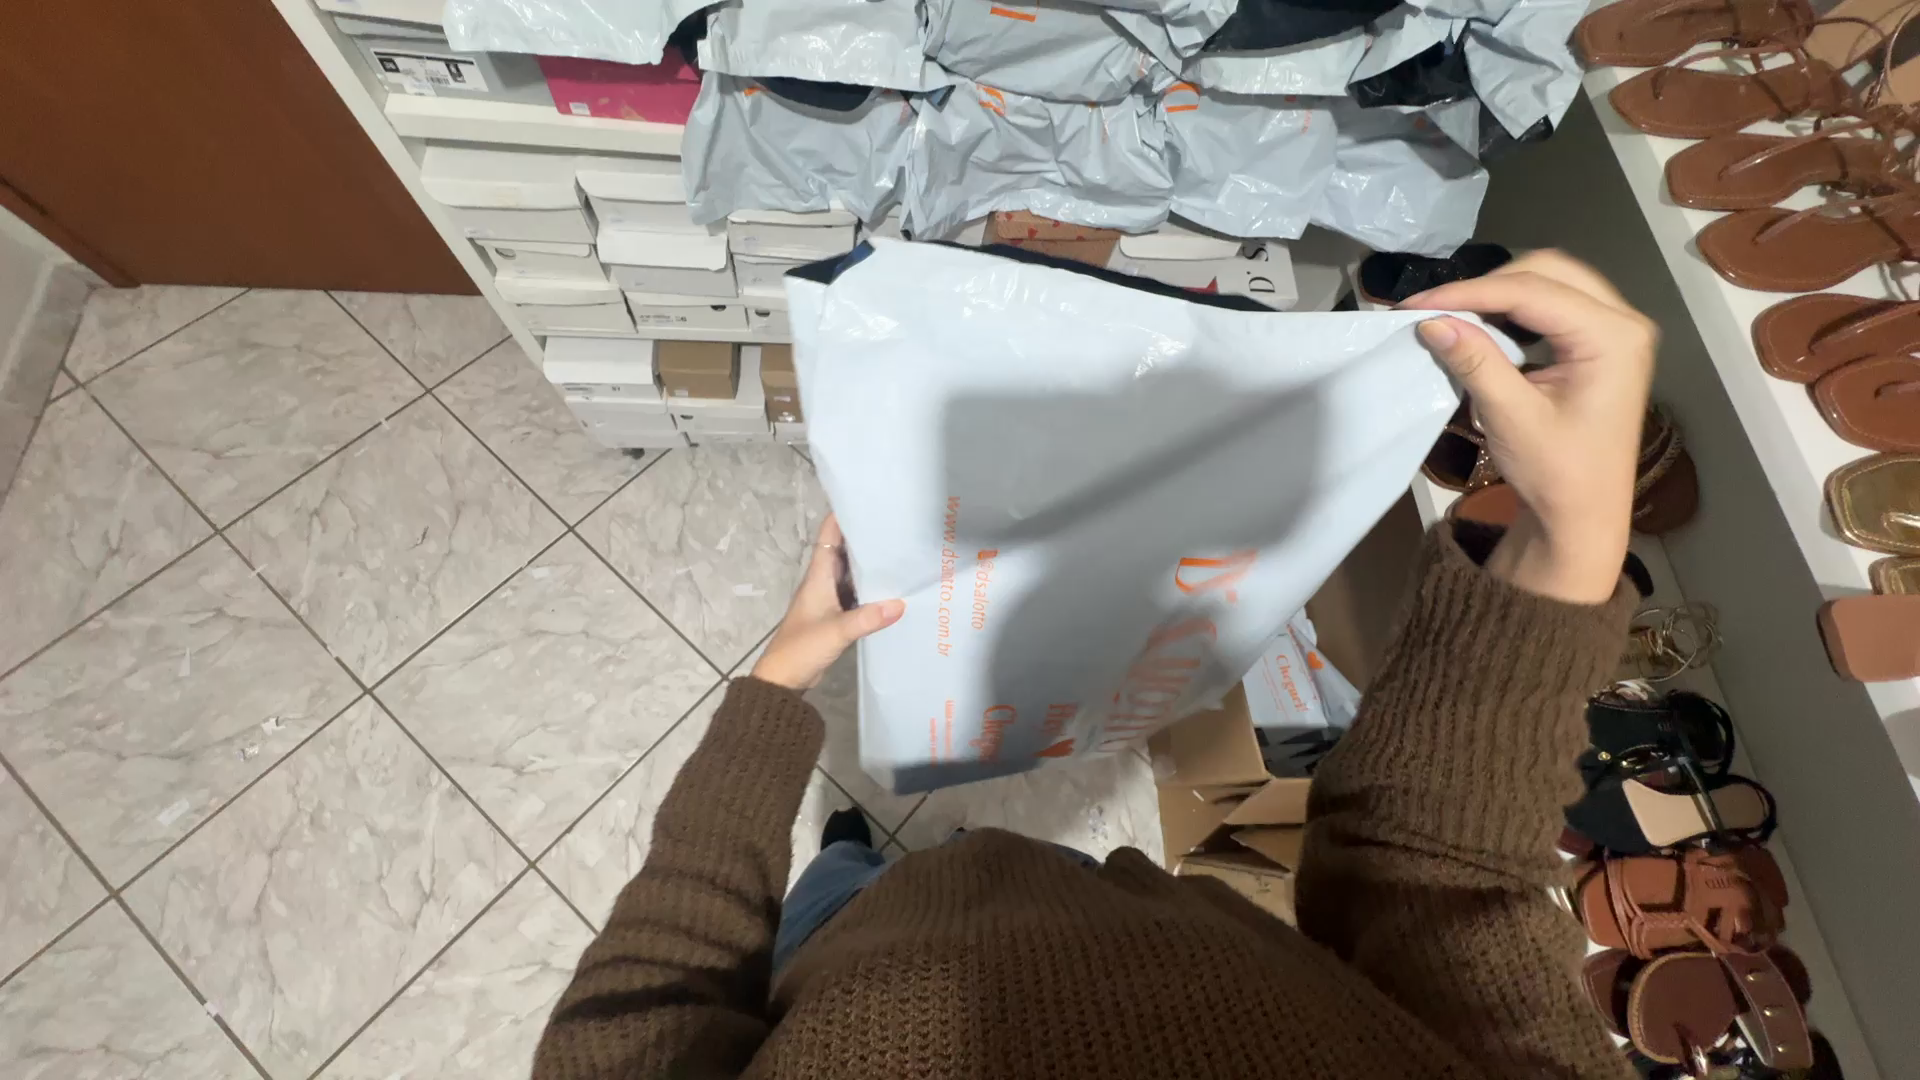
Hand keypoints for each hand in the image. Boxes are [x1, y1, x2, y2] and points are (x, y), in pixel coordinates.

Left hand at [751, 515, 904, 690]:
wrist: (783, 679)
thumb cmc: (802, 648)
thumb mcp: (836, 632)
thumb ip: (867, 618)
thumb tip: (901, 603)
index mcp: (818, 577)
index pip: (829, 537)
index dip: (843, 516)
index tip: (867, 501)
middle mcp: (824, 582)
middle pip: (844, 551)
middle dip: (865, 537)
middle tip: (896, 524)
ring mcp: (830, 599)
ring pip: (852, 573)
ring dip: (870, 563)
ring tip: (901, 549)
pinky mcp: (837, 616)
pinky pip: (857, 594)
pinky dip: (872, 588)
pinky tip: (893, 587)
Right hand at [1404, 250, 1655, 604]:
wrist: (1582, 508)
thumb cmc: (1555, 468)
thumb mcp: (1510, 416)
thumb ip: (1474, 363)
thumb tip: (1431, 324)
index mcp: (1611, 337)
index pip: (1532, 292)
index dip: (1470, 293)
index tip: (1416, 306)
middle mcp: (1620, 321)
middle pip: (1548, 273)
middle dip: (1485, 284)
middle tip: (1432, 308)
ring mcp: (1611, 331)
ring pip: (1549, 283)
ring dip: (1496, 293)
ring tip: (1449, 314)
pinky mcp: (1594, 344)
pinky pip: (1550, 306)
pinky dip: (1509, 309)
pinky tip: (1479, 327)